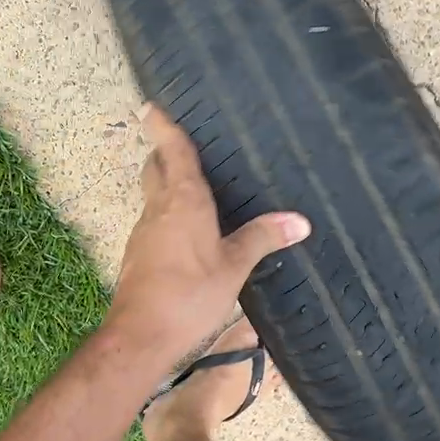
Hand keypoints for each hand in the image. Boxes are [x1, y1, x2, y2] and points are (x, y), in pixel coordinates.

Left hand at [103, 106, 311, 366]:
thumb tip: (299, 220)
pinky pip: (154, 219)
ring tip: (191, 184)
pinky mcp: (140, 252)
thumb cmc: (190, 294)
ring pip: (153, 193)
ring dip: (165, 182)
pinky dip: (167, 211)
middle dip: (162, 152)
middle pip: (155, 167)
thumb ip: (263, 238)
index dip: (162, 126)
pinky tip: (186, 228)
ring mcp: (145, 229)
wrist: (141, 334)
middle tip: (179, 143)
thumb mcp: (234, 267)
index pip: (172, 150)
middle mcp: (159, 206)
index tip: (150, 106)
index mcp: (183, 199)